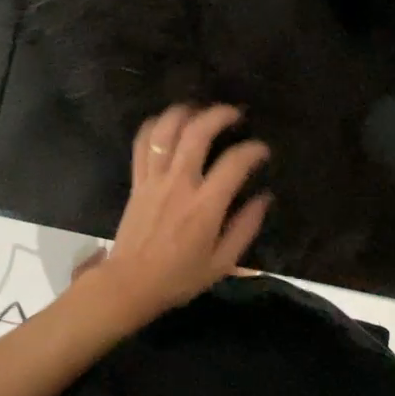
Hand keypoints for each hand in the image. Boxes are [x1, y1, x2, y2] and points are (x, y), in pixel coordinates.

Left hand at [91, 104, 272, 313]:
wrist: (130, 284)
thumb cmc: (179, 277)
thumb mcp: (222, 263)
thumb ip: (245, 228)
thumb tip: (264, 198)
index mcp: (205, 207)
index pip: (234, 163)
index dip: (253, 150)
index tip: (262, 151)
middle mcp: (179, 185)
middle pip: (197, 133)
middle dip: (219, 115)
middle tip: (234, 114)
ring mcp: (154, 180)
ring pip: (166, 131)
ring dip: (185, 113)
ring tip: (200, 111)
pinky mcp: (137, 181)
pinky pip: (142, 144)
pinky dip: (154, 126)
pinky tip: (167, 123)